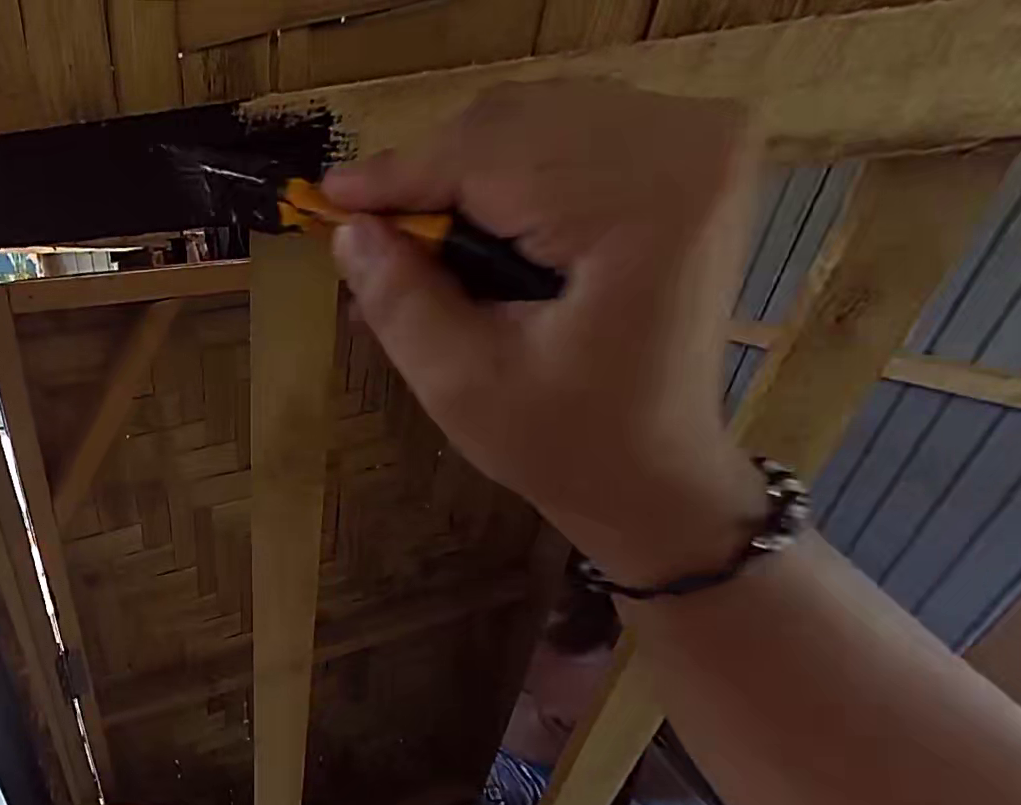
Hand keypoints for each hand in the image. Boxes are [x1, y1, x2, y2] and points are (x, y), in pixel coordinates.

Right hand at [324, 79, 768, 585]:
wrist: (647, 465)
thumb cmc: (558, 439)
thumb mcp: (459, 381)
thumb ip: (400, 299)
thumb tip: (347, 232)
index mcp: (644, 203)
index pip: (488, 156)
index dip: (396, 176)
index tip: (325, 200)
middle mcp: (687, 144)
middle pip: (509, 123)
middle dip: (425, 176)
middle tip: (366, 235)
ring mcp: (694, 144)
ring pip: (528, 122)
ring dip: (453, 178)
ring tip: (406, 244)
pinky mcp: (681, 161)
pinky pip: (558, 139)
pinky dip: (493, 180)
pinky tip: (458, 233)